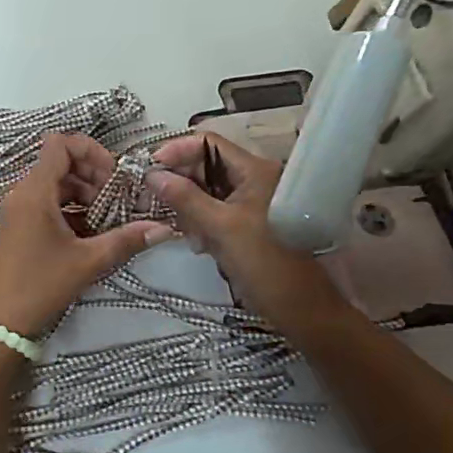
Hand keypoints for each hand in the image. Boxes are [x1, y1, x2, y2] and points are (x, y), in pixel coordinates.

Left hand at [0, 133, 174, 339]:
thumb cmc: (40, 286)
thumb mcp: (87, 262)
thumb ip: (126, 240)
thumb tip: (163, 228)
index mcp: (34, 192)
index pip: (60, 144)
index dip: (91, 150)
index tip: (113, 176)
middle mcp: (23, 194)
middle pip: (61, 164)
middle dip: (93, 176)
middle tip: (117, 201)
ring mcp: (19, 212)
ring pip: (56, 186)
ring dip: (85, 195)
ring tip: (108, 220)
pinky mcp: (19, 229)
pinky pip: (48, 206)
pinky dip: (72, 211)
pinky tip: (92, 235)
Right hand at [147, 134, 342, 324]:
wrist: (302, 309)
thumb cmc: (266, 264)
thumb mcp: (221, 228)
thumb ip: (186, 199)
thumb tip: (152, 175)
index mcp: (256, 170)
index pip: (208, 143)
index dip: (176, 151)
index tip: (150, 170)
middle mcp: (256, 179)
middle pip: (207, 166)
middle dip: (181, 183)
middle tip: (158, 204)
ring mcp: (254, 202)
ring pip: (210, 192)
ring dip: (191, 208)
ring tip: (185, 232)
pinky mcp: (250, 224)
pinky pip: (218, 213)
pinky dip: (204, 223)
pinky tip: (199, 244)